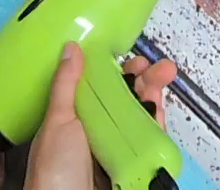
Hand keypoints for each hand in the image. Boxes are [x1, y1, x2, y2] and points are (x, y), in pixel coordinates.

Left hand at [26, 42, 176, 189]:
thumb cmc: (55, 171)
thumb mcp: (57, 122)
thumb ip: (66, 85)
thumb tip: (71, 48)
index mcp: (75, 121)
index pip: (102, 88)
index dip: (119, 71)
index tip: (133, 58)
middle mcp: (97, 134)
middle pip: (126, 101)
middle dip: (145, 80)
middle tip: (161, 67)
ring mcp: (116, 152)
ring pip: (139, 118)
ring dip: (154, 96)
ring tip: (164, 78)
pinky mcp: (133, 170)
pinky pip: (149, 144)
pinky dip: (157, 125)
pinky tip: (160, 109)